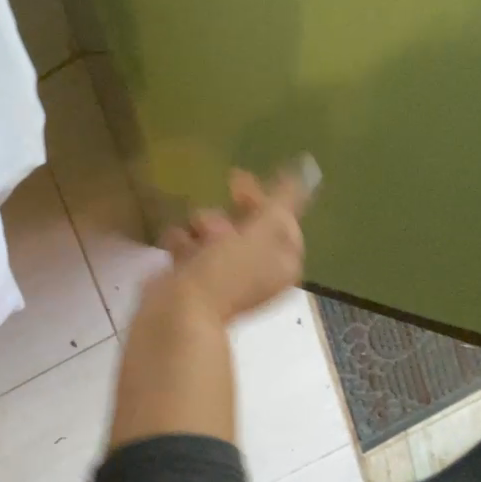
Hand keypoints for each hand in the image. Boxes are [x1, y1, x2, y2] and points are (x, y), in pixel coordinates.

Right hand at [151, 165, 310, 324]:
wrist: (178, 311)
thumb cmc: (225, 272)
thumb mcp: (262, 232)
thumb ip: (283, 200)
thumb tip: (306, 170)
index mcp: (282, 261)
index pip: (280, 220)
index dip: (263, 197)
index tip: (235, 178)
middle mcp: (257, 270)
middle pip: (246, 228)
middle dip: (226, 218)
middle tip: (208, 216)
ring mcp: (223, 276)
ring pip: (214, 236)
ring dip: (201, 228)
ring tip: (192, 234)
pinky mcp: (191, 279)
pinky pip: (189, 249)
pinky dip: (182, 242)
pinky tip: (174, 242)